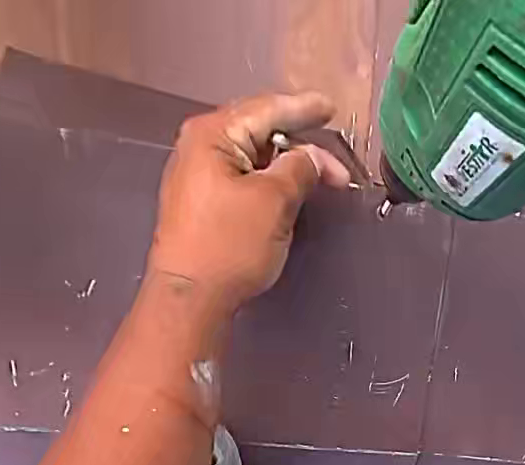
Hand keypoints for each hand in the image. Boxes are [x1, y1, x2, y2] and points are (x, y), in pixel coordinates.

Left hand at [147, 93, 354, 309]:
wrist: (191, 294)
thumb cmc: (230, 245)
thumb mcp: (273, 203)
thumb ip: (298, 170)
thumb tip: (314, 157)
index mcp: (214, 135)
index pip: (266, 111)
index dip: (302, 110)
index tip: (330, 109)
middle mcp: (201, 146)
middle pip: (258, 131)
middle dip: (298, 140)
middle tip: (332, 154)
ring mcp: (199, 175)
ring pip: (253, 157)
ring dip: (287, 163)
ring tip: (317, 173)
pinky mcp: (204, 203)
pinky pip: (245, 178)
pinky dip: (271, 180)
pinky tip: (288, 189)